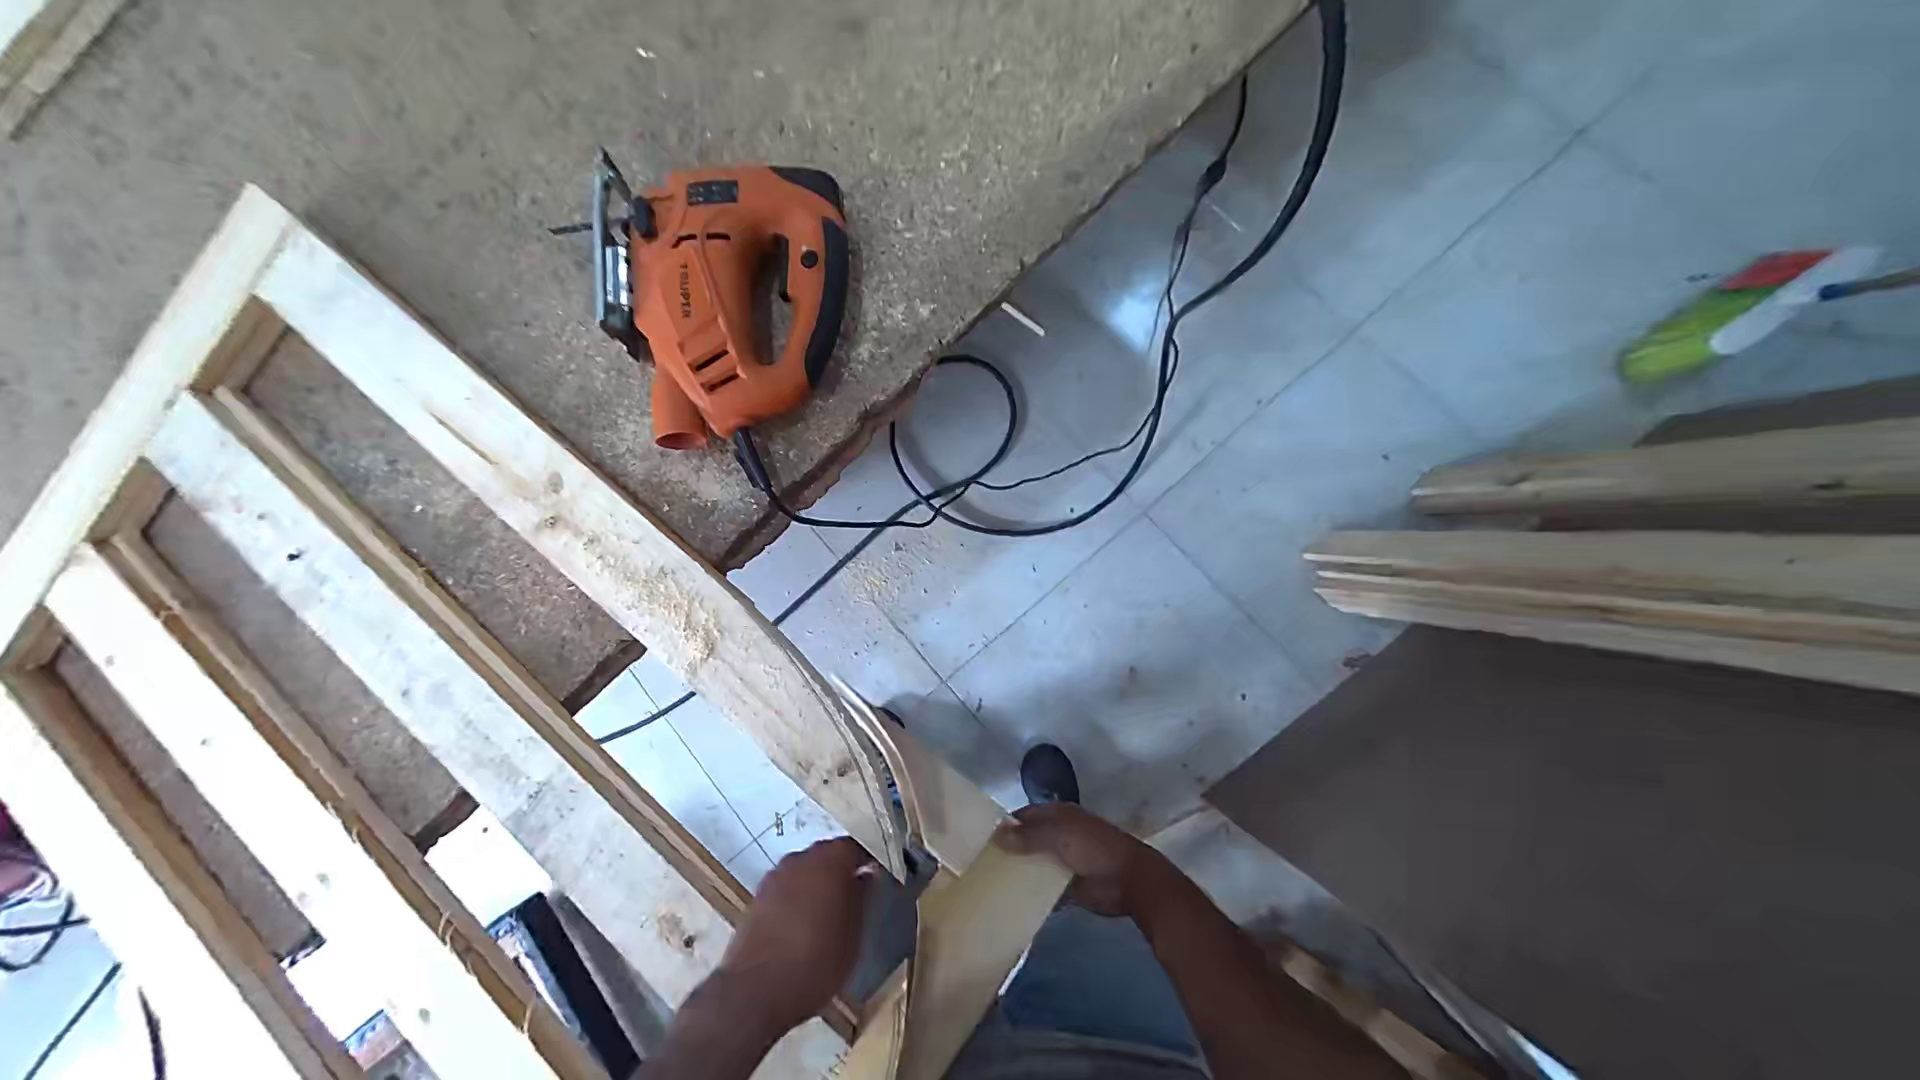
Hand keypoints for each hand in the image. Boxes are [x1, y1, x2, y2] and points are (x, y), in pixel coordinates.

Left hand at [715, 836, 873, 1032]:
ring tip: (825, 915)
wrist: (755, 992)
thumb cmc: (817, 961)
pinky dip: (795, 899)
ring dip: (816, 885)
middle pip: (827, 855)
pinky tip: (800, 926)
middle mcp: (801, 859)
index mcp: (830, 860)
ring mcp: (775, 877)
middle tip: (852, 897)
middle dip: (840, 871)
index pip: (855, 848)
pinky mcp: (756, 898)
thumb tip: (865, 876)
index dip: (866, 861)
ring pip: (804, 872)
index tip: (875, 878)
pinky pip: (785, 889)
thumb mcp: (854, 935)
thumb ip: (862, 898)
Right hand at [993, 803, 1175, 916]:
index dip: (1004, 825)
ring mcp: (1064, 860)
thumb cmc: (1094, 850)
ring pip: (1034, 863)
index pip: (1024, 816)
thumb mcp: (1060, 835)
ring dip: (1018, 871)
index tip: (980, 840)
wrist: (1129, 881)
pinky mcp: (1068, 885)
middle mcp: (1059, 834)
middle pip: (1027, 840)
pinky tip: (1012, 900)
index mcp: (1058, 815)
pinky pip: (1043, 887)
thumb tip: (996, 835)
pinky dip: (1031, 892)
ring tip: (989, 883)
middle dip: (1008, 850)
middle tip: (980, 864)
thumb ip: (1029, 835)